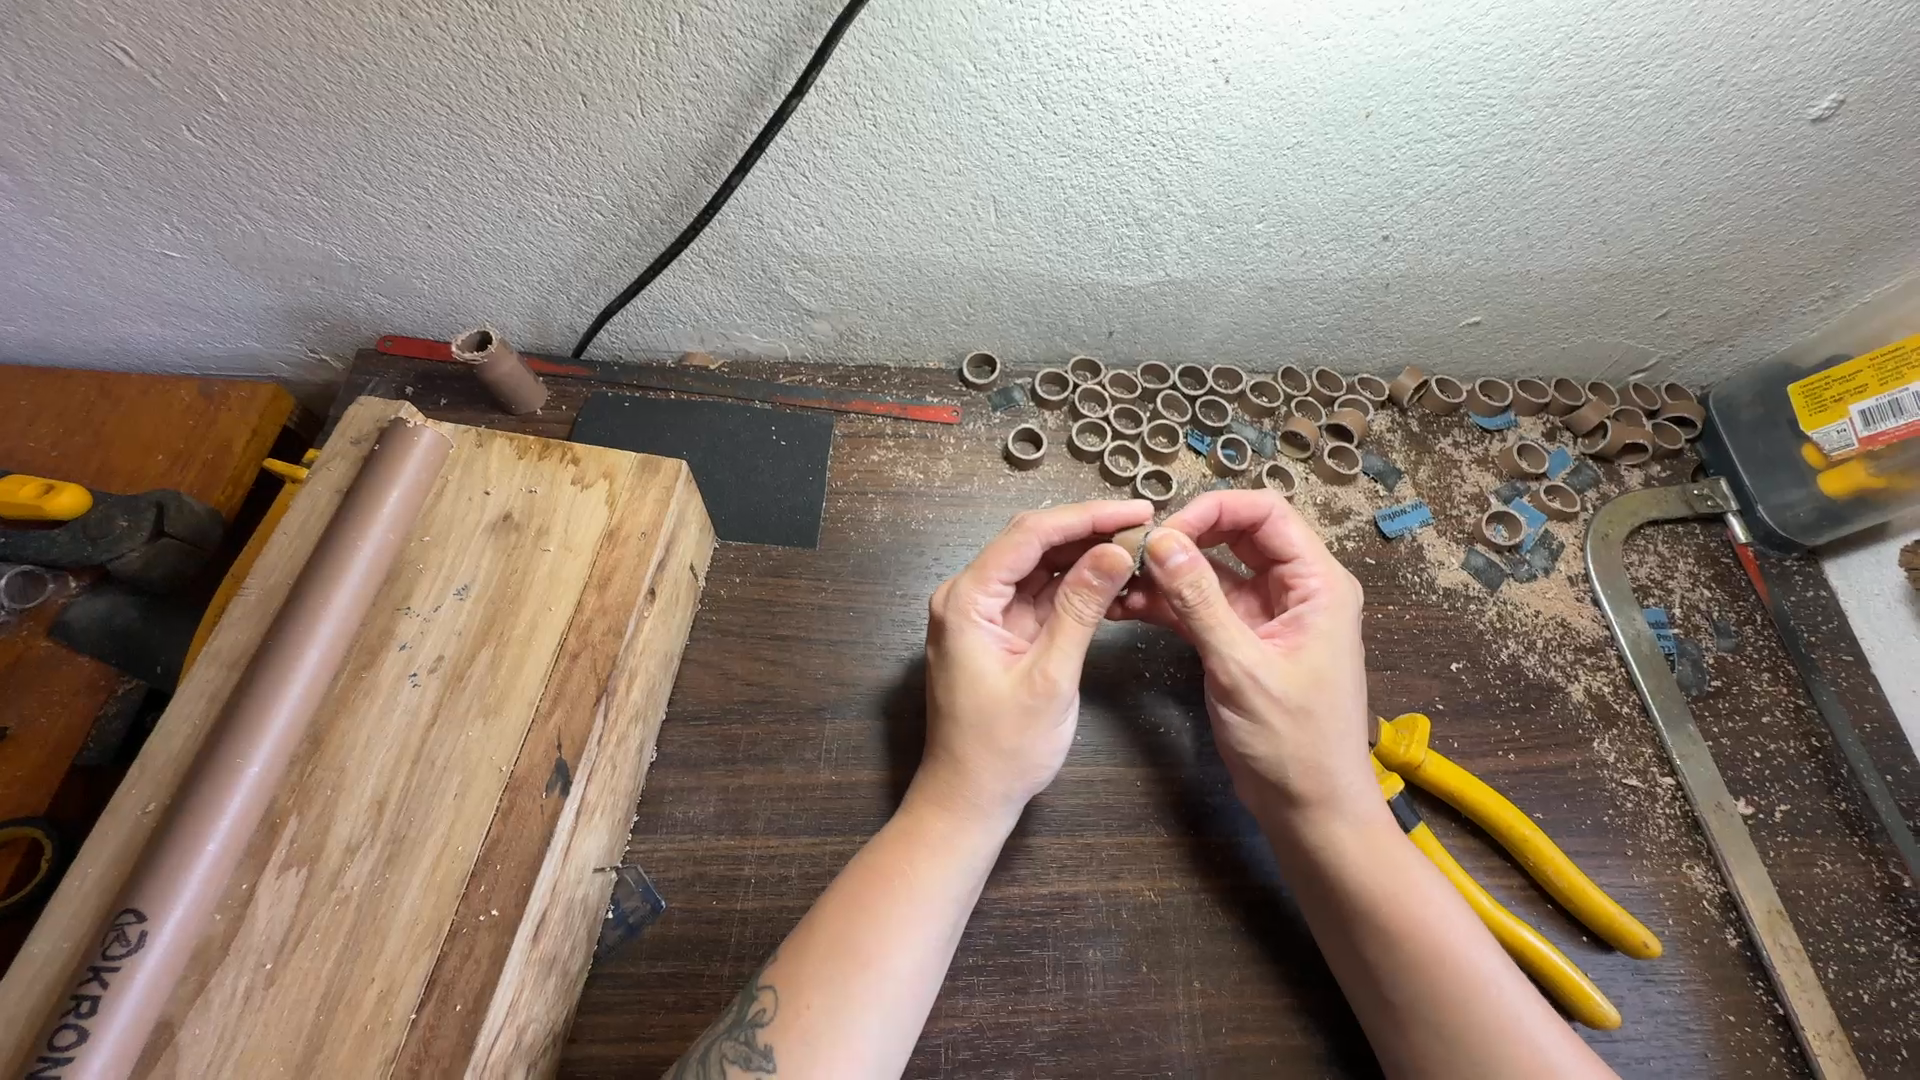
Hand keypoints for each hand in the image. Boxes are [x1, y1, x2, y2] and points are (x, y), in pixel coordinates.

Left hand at [916, 499, 1152, 822]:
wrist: (969, 798)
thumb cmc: (1003, 748)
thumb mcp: (1050, 677)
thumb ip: (1080, 609)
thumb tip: (1115, 551)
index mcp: (967, 599)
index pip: (1029, 536)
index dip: (1085, 517)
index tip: (1137, 511)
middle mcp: (968, 595)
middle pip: (1031, 544)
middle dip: (1087, 531)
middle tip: (1145, 526)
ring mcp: (982, 612)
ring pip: (1037, 566)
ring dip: (1083, 556)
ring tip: (1136, 547)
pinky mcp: (998, 631)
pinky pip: (1038, 595)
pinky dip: (1073, 587)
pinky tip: (1111, 579)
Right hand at [1111, 490, 1375, 828]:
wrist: (1307, 808)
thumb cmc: (1293, 740)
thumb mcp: (1242, 666)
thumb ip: (1199, 600)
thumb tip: (1160, 540)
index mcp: (1316, 583)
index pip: (1266, 513)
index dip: (1213, 510)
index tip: (1164, 532)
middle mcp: (1292, 589)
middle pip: (1235, 535)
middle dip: (1184, 537)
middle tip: (1135, 552)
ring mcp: (1262, 615)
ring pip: (1210, 571)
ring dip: (1167, 572)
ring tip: (1121, 579)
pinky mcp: (1237, 640)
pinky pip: (1199, 606)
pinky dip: (1166, 604)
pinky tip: (1127, 606)